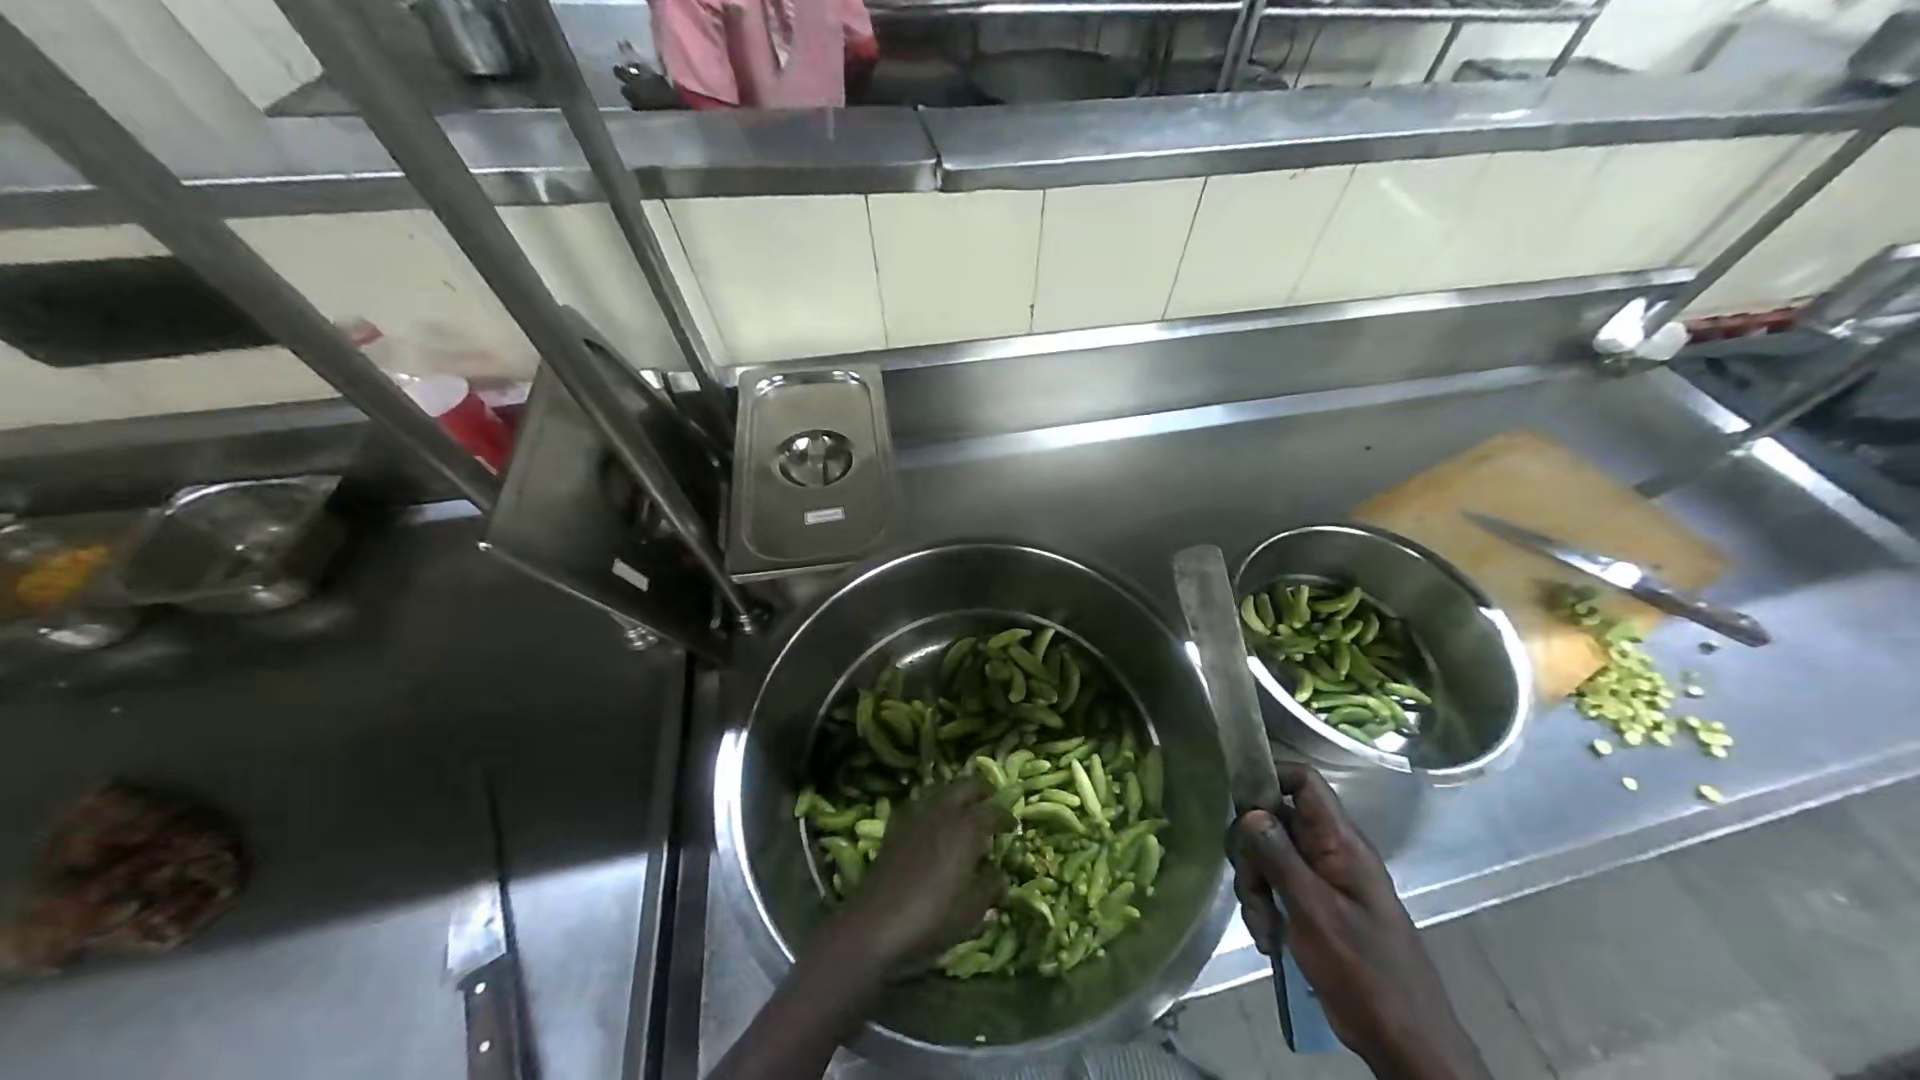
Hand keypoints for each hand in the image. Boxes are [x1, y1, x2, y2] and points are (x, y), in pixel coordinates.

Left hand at [838, 780, 1007, 968]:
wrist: (876, 923)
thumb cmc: (933, 917)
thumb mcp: (973, 910)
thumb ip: (990, 885)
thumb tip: (997, 872)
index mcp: (967, 826)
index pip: (994, 810)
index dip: (1006, 817)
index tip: (1013, 827)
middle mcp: (942, 811)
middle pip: (965, 786)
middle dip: (981, 793)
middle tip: (989, 806)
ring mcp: (915, 815)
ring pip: (940, 790)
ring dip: (955, 796)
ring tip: (963, 813)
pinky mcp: (895, 826)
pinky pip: (920, 804)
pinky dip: (932, 807)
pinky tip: (933, 825)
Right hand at [1230, 763, 1487, 1079]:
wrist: (1405, 1043)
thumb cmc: (1367, 974)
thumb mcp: (1316, 913)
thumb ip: (1280, 858)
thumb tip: (1248, 811)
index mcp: (1341, 843)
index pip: (1304, 782)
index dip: (1269, 779)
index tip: (1236, 805)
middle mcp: (1329, 852)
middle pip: (1273, 821)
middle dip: (1252, 854)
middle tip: (1253, 892)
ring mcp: (1320, 878)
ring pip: (1266, 855)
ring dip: (1255, 888)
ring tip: (1265, 929)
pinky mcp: (1311, 904)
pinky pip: (1273, 886)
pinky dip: (1263, 907)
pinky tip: (1269, 939)